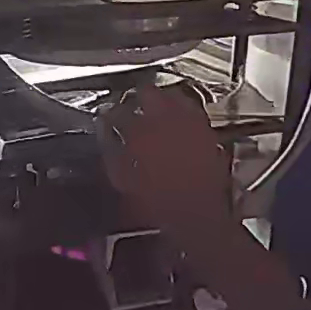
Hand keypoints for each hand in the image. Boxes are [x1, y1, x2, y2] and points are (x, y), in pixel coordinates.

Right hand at [100, 83, 235, 235]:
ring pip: (173, 96)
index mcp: (139, 132)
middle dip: (136, 95)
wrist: (198, 217)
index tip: (107, 116)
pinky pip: (193, 110)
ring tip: (155, 103)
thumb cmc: (157, 202)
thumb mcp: (123, 180)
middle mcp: (165, 122)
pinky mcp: (206, 132)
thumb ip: (111, 152)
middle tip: (131, 102)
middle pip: (148, 92)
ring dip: (161, 98)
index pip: (118, 112)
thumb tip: (104, 133)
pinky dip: (183, 109)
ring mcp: (189, 124)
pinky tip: (178, 117)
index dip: (110, 112)